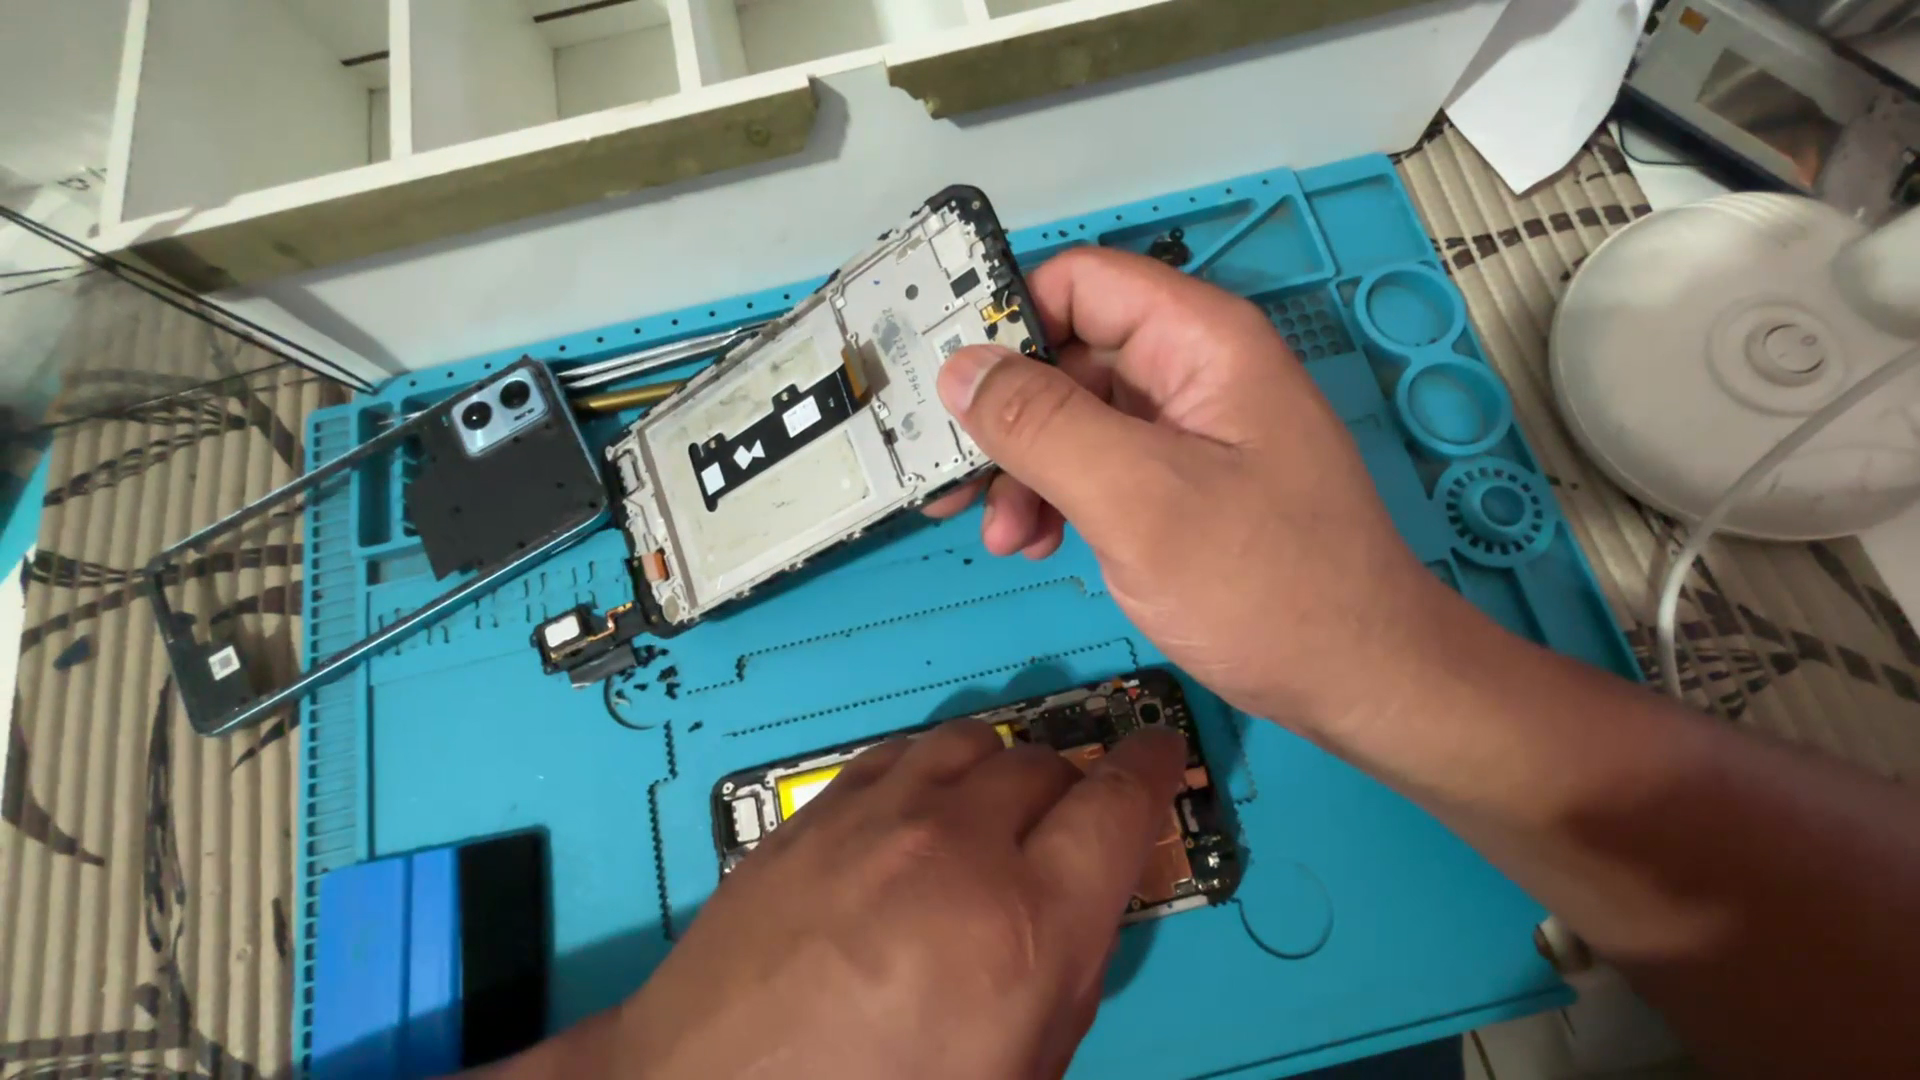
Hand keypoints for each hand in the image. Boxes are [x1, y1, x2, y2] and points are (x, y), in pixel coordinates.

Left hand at [609, 720, 1186, 1078]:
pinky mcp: (818, 808)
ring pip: (975, 741)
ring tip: (990, 813)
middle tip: (1061, 830)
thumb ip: (1071, 967)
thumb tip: (1087, 890)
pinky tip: (918, 808)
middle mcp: (956, 846)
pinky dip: (931, 770)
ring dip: (1000, 771)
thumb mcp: (1020, 1068)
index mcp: (1025, 927)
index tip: (1158, 750)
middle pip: (1045, 766)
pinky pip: (901, 751)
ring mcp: (879, 815)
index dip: (1150, 767)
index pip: (1117, 805)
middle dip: (1069, 791)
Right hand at [926, 249, 1470, 734]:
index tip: (947, 386)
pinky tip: (1038, 545)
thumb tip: (960, 368)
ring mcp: (1185, 433)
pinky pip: (1097, 469)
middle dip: (1005, 420)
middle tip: (955, 483)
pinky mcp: (1179, 485)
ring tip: (1004, 538)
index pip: (1078, 283)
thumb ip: (1042, 425)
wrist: (1358, 679)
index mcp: (1198, 342)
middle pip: (1066, 358)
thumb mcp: (1137, 498)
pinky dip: (1057, 500)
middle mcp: (1190, 372)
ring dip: (1025, 472)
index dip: (1007, 320)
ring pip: (1072, 421)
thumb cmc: (1261, 585)